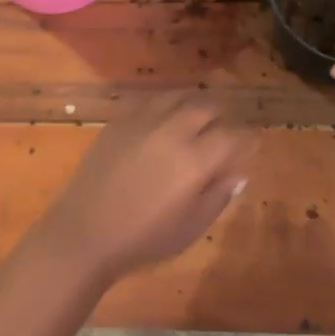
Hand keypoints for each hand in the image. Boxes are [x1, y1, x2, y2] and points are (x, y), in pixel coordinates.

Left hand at [33, 94, 253, 283]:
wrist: (85, 233)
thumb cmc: (143, 239)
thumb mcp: (191, 228)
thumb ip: (218, 196)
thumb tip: (237, 174)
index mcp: (195, 159)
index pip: (232, 136)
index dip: (246, 140)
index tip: (250, 146)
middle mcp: (172, 131)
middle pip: (206, 107)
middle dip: (220, 117)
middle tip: (222, 131)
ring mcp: (142, 122)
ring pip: (177, 96)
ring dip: (192, 105)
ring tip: (194, 120)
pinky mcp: (118, 122)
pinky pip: (149, 101)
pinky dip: (164, 106)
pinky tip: (163, 121)